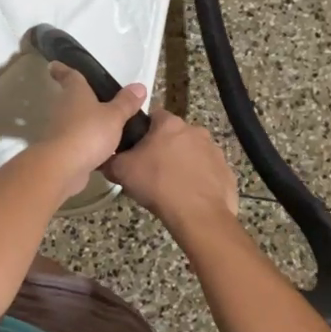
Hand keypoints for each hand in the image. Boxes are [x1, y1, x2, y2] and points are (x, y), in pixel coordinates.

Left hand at [35, 63, 146, 182]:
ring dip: (86, 121)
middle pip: (71, 97)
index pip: (69, 75)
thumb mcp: (114, 116)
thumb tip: (139, 86)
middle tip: (99, 97)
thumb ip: (126, 103)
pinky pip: (78, 140)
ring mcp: (60, 128)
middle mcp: (64, 106)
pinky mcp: (62, 148)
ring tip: (106, 124)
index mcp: (75, 92)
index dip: (63, 69)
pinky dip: (88, 142)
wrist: (64, 165)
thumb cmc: (89, 132)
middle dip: (82, 97)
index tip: (55, 64)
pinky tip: (104, 149)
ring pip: (75, 119)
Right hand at [105, 109, 237, 226]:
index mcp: (169, 124)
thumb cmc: (157, 184)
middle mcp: (195, 131)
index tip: (137, 147)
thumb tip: (104, 160)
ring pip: (193, 152)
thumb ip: (110, 160)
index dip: (143, 131)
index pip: (154, 116)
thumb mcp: (122, 171)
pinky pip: (208, 172)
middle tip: (151, 168)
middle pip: (175, 135)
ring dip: (183, 163)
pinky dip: (199, 180)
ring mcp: (215, 151)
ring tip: (171, 185)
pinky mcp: (227, 172)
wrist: (198, 215)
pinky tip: (189, 196)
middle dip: (164, 147)